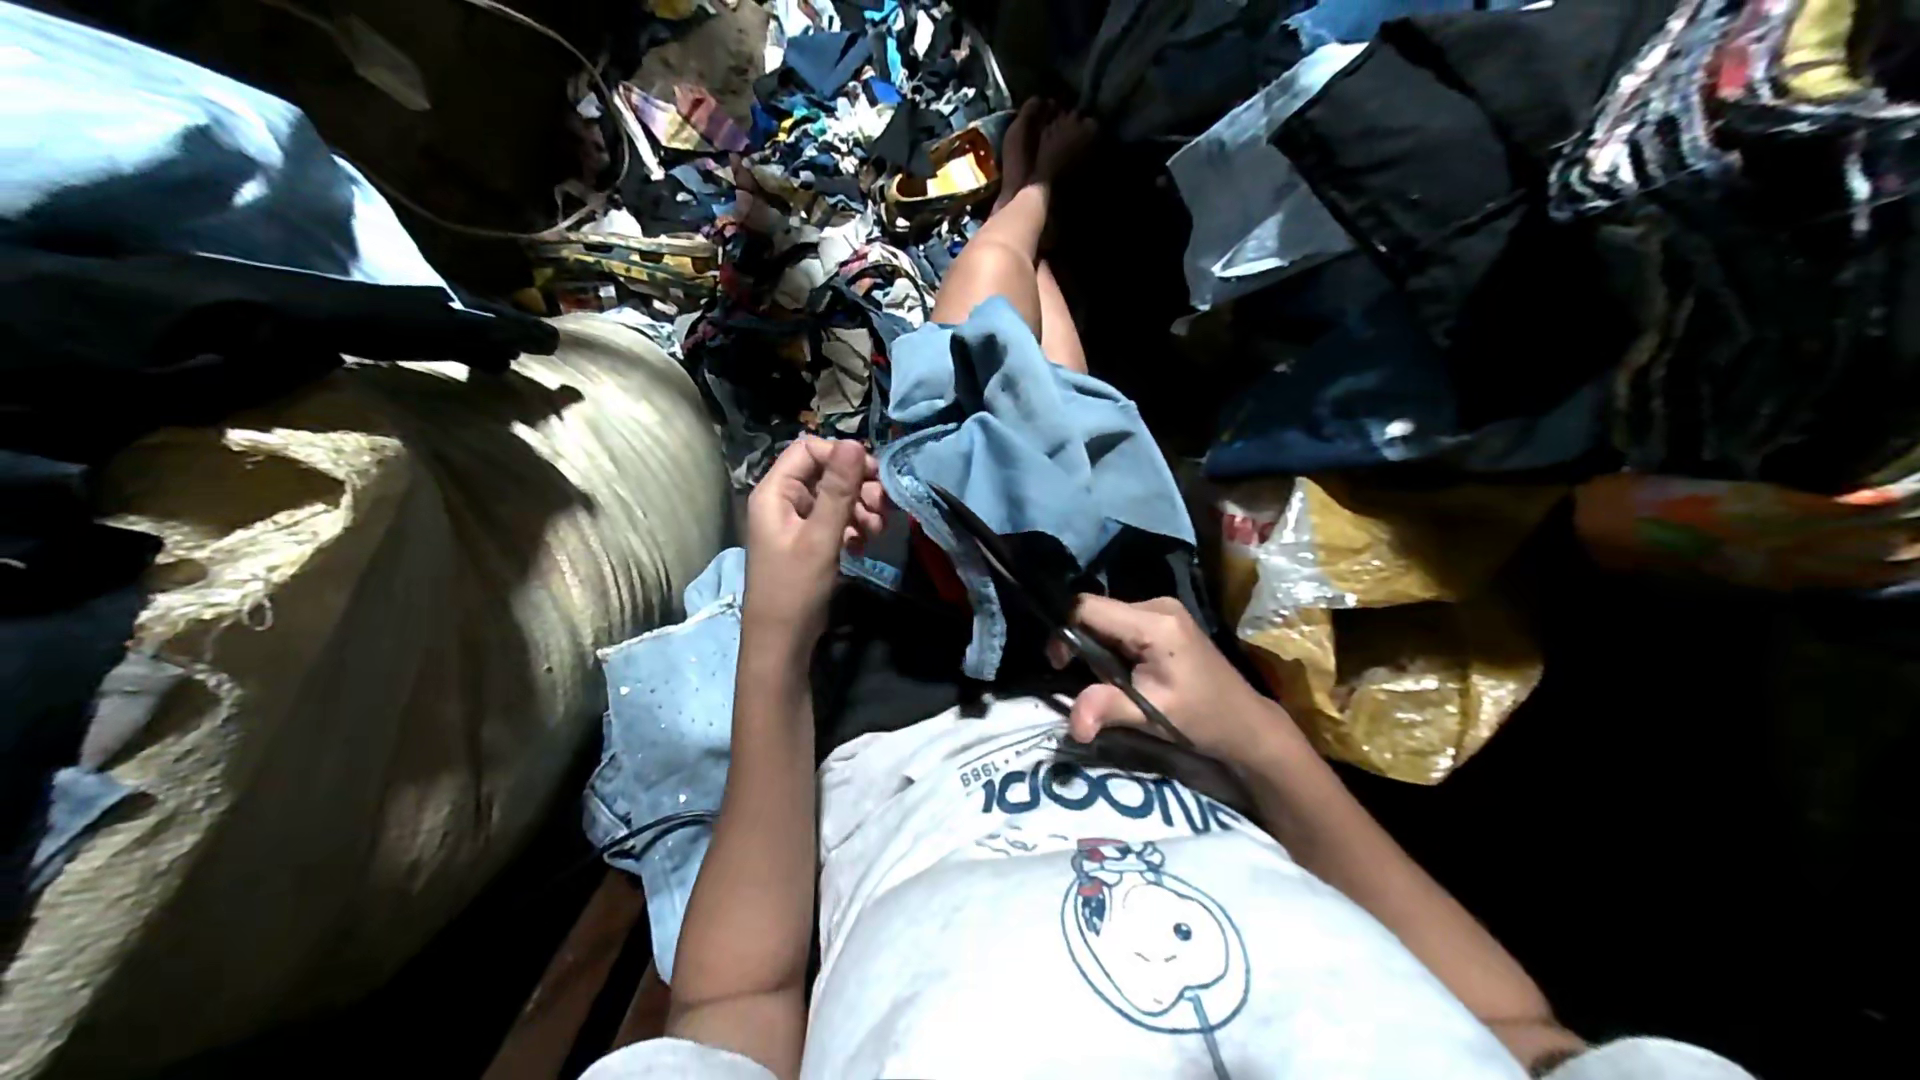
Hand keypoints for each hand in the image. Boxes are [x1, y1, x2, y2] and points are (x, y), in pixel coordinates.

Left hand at [744, 437, 887, 645]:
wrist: (782, 640)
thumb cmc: (795, 588)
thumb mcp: (820, 537)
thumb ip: (838, 490)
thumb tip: (855, 443)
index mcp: (774, 492)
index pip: (809, 449)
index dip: (842, 457)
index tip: (873, 477)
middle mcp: (783, 500)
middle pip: (826, 472)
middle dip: (858, 486)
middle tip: (883, 507)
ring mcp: (796, 521)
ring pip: (835, 497)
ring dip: (861, 507)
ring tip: (878, 530)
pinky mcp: (809, 540)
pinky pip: (835, 519)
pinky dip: (854, 526)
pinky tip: (864, 543)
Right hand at [1050, 595, 1304, 765]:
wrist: (1244, 721)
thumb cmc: (1201, 718)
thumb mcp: (1152, 714)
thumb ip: (1108, 708)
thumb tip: (1073, 725)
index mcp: (1154, 622)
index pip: (1088, 607)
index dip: (1064, 629)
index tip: (1059, 663)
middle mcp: (1156, 604)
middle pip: (1096, 611)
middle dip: (1080, 642)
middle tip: (1085, 678)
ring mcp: (1161, 608)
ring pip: (1106, 618)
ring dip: (1095, 646)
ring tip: (1108, 679)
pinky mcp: (1162, 618)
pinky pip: (1120, 623)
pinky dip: (1110, 645)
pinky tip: (1122, 670)